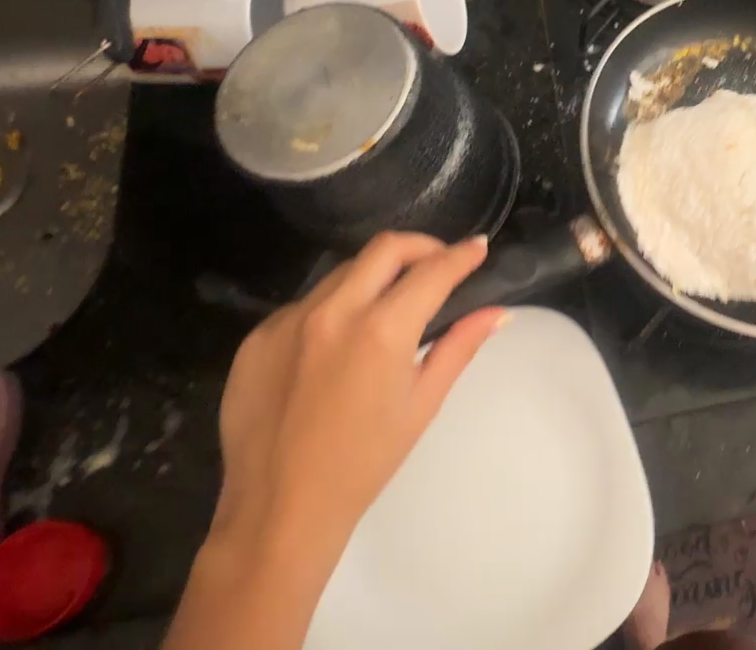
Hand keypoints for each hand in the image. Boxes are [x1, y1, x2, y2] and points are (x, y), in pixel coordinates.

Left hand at [204, 233, 499, 581]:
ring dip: (375, 276)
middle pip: (385, 248)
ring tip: (389, 304)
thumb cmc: (365, 462)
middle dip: (421, 246)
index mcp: (381, 331)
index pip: (433, 271)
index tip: (478, 247)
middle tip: (439, 263)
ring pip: (343, 272)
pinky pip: (306, 304)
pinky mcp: (258, 337)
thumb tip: (498, 312)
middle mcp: (333, 312)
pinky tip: (338, 344)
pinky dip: (333, 309)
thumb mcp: (423, 403)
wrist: (279, 509)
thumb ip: (459, 347)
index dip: (462, 255)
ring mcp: (288, 321)